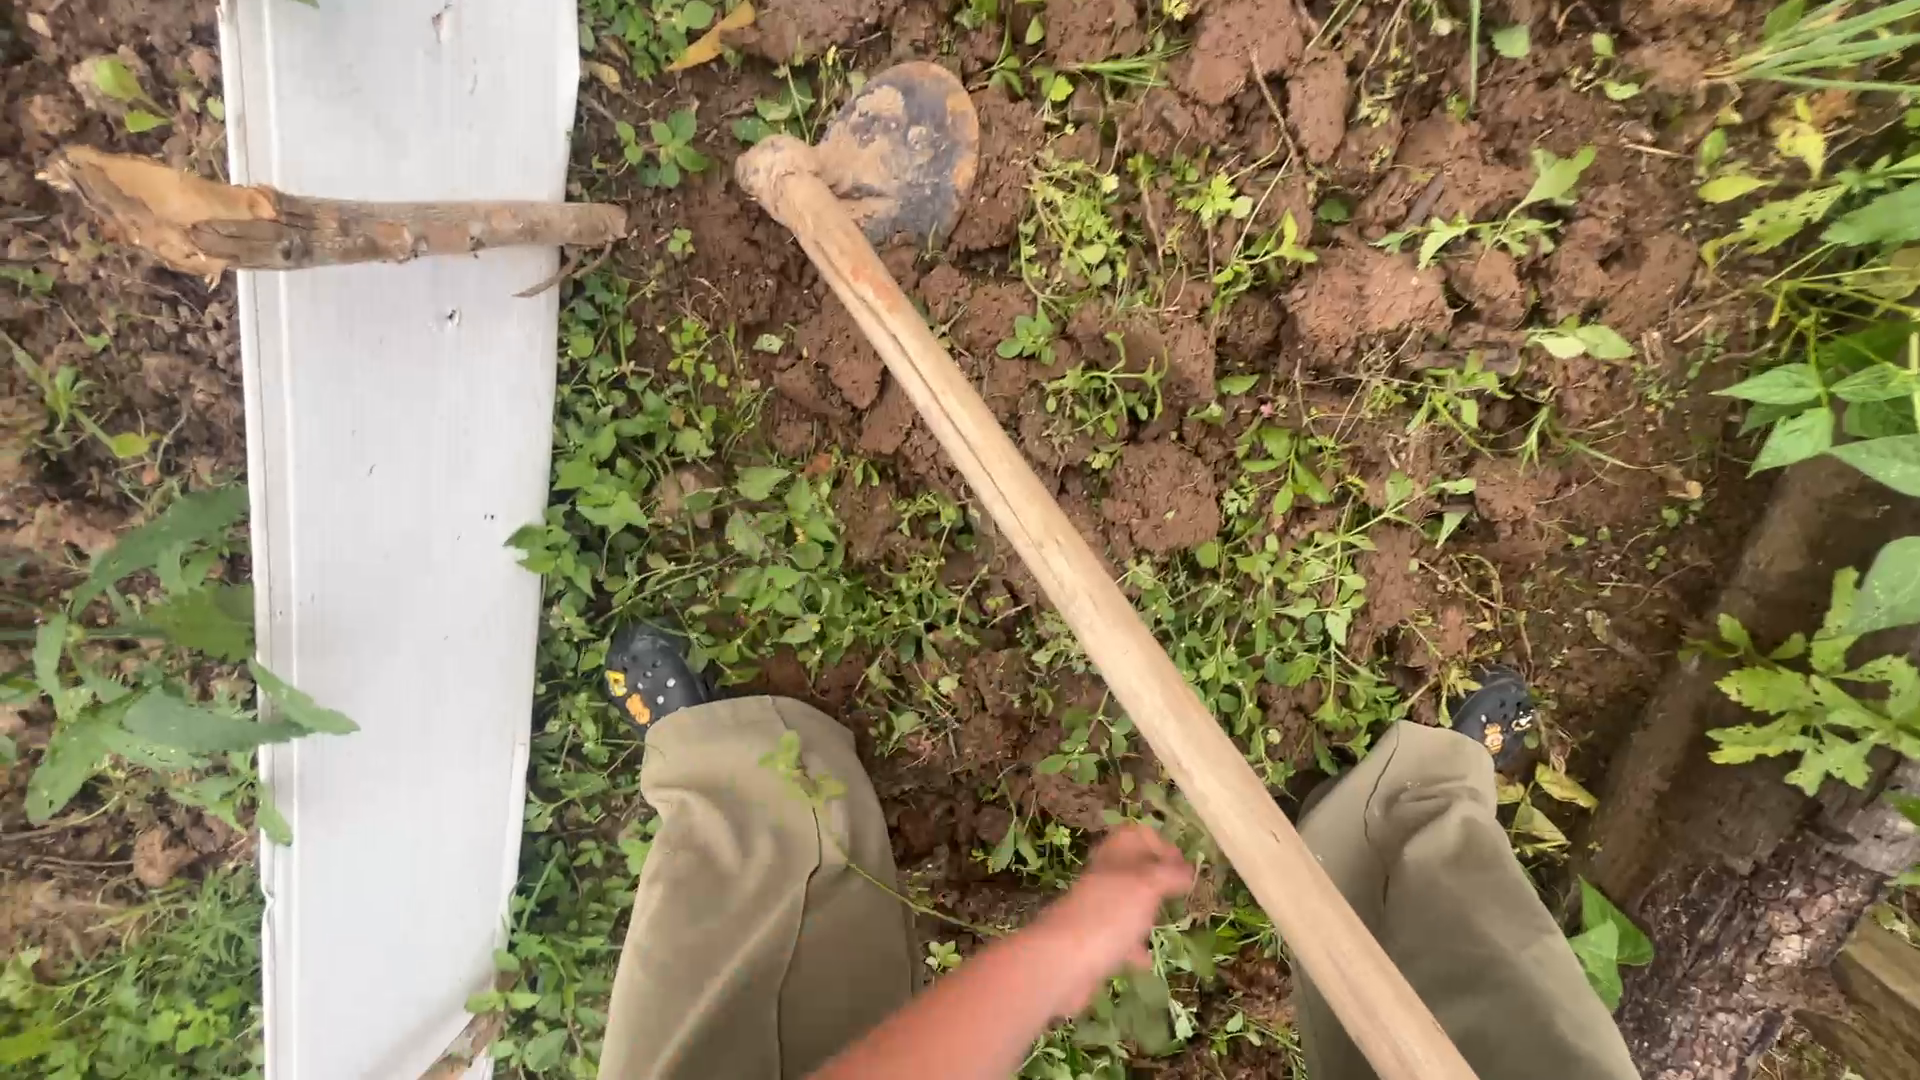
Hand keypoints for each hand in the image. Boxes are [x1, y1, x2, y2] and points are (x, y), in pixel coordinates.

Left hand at [1026, 825, 1192, 1014]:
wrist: (1064, 962)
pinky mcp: (1093, 942)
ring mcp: (1096, 909)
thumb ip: (1168, 874)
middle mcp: (1103, 878)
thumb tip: (1186, 869)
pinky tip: (1145, 961)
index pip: (1135, 834)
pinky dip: (1133, 947)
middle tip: (1181, 894)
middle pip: (1132, 868)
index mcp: (1114, 855)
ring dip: (1145, 912)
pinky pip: (1119, 938)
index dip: (1160, 844)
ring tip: (1167, 924)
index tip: (1184, 866)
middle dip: (1157, 880)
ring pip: (1125, 903)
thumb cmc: (1109, 915)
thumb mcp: (1146, 885)